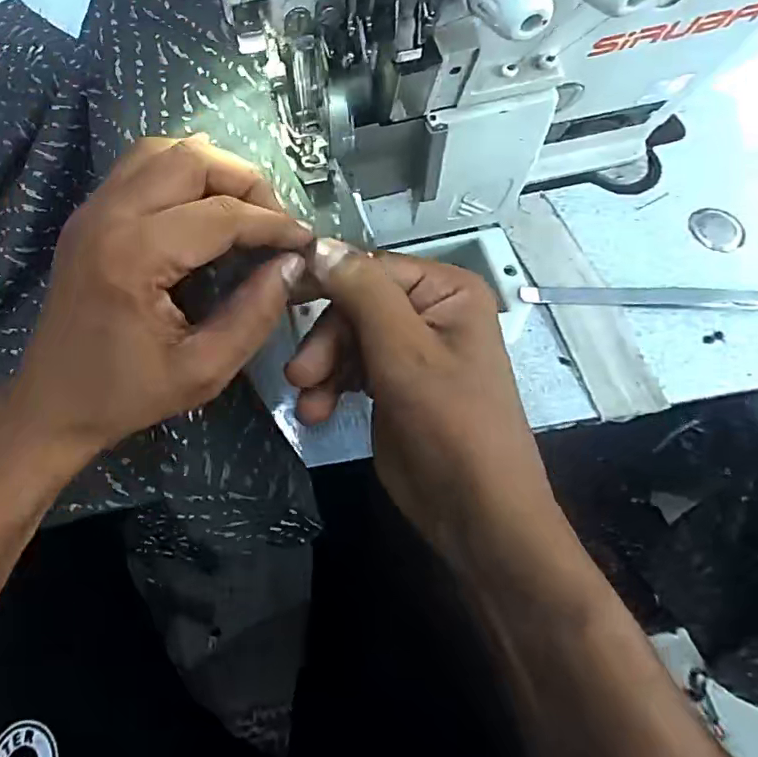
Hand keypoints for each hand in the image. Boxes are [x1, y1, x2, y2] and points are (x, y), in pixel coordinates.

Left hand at [0, 136, 312, 471]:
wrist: (51, 403)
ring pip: (166, 149)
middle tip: (275, 222)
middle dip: (248, 183)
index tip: (305, 242)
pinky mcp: (91, 212)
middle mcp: (108, 216)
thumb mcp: (204, 371)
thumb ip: (255, 315)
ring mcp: (93, 208)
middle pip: (193, 160)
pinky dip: (185, 170)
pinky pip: (144, 164)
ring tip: (245, 208)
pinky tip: (207, 204)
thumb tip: (291, 264)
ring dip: (216, 169)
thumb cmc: (126, 394)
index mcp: (133, 257)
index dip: (273, 224)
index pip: (221, 214)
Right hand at [285, 241, 557, 560]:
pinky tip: (318, 411)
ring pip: (349, 338)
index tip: (281, 294)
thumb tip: (321, 244)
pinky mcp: (396, 383)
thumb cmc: (450, 423)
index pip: (373, 268)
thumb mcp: (405, 352)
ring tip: (308, 402)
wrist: (477, 511)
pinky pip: (353, 368)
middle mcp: (432, 311)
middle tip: (300, 374)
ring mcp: (413, 349)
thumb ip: (362, 293)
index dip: (328, 280)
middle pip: (356, 305)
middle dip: (326, 340)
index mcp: (448, 291)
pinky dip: (332, 387)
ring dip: (324, 368)